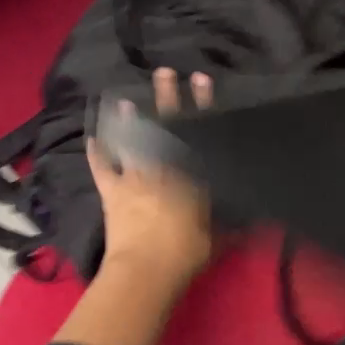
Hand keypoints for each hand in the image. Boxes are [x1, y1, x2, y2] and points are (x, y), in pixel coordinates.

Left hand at [90, 68, 214, 285]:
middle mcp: (164, 167)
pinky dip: (97, 155)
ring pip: (132, 141)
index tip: (201, 79)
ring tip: (124, 99)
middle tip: (164, 72)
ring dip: (128, 119)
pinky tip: (91, 140)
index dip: (202, 104)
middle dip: (165, 97)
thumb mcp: (218, 235)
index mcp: (192, 173)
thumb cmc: (186, 252)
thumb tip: (252, 218)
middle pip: (165, 126)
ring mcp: (135, 177)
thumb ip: (229, 221)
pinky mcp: (112, 193)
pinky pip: (103, 170)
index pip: (199, 131)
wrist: (145, 271)